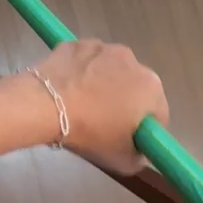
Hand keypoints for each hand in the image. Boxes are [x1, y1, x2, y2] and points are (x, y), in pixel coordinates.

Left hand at [30, 38, 167, 172]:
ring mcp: (99, 46)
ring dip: (102, 81)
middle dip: (125, 100)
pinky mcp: (73, 42)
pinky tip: (68, 86)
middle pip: (134, 85)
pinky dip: (80, 69)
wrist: (45, 104)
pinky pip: (84, 59)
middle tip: (104, 120)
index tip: (129, 137)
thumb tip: (139, 146)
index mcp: (151, 85)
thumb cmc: (91, 132)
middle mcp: (130, 58)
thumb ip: (142, 153)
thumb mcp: (126, 160)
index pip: (157, 111)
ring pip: (109, 69)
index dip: (145, 128)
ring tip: (83, 101)